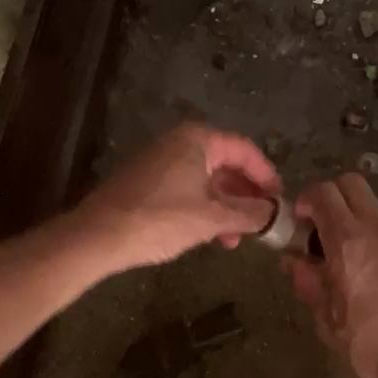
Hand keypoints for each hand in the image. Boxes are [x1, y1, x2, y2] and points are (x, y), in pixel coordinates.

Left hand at [73, 123, 280, 269]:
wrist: (97, 237)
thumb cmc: (160, 219)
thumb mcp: (211, 218)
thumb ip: (249, 213)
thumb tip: (275, 212)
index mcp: (198, 140)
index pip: (245, 150)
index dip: (267, 176)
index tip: (280, 200)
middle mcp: (180, 142)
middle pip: (226, 164)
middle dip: (246, 195)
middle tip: (262, 221)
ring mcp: (160, 160)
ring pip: (206, 180)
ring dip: (225, 207)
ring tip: (236, 238)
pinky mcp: (146, 181)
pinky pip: (187, 188)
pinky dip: (204, 208)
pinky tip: (210, 235)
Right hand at [284, 173, 377, 377]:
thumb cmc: (373, 351)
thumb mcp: (329, 321)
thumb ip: (309, 282)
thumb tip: (293, 260)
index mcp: (350, 242)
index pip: (324, 192)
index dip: (308, 200)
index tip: (302, 222)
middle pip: (353, 185)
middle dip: (334, 198)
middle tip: (326, 231)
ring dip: (364, 227)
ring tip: (361, 266)